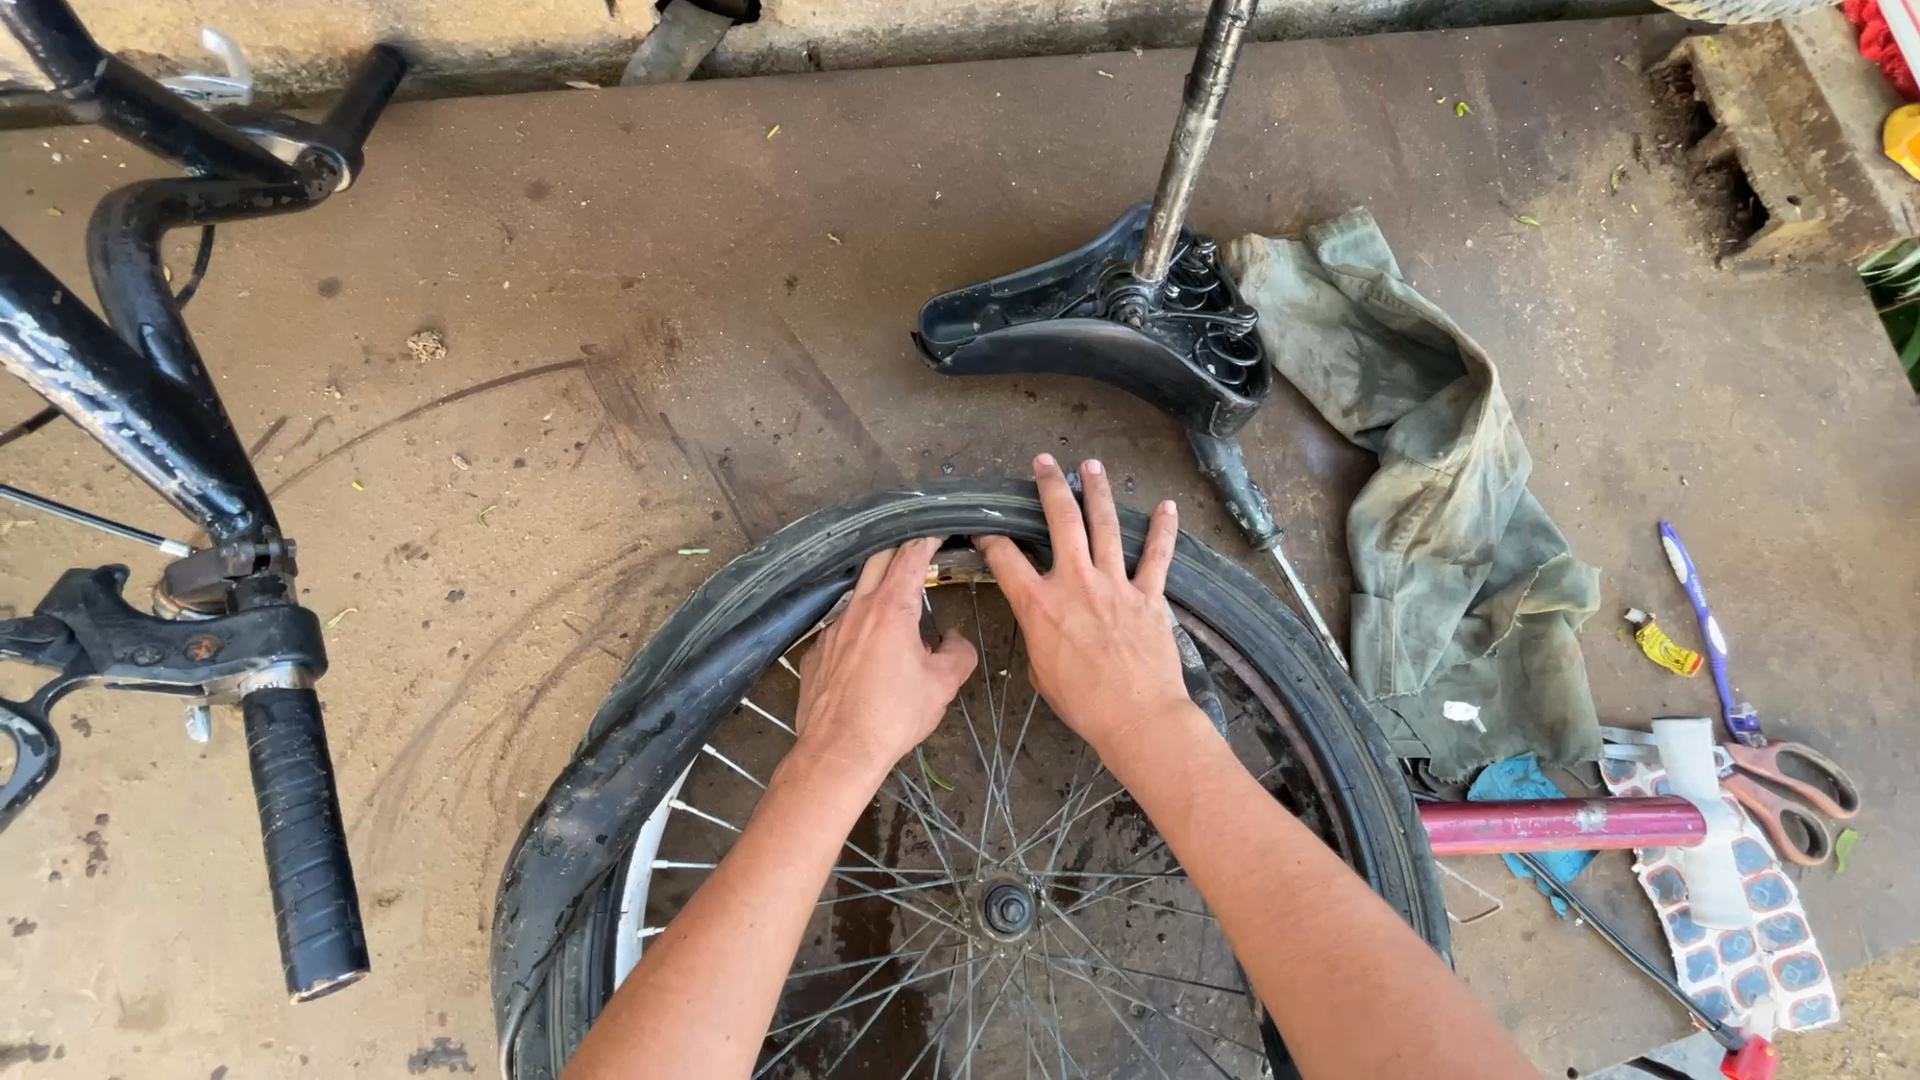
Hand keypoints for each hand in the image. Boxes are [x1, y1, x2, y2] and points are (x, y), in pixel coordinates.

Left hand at [791, 537, 977, 784]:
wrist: (839, 751)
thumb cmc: (893, 716)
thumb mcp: (942, 685)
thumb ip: (958, 653)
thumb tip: (954, 640)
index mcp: (890, 608)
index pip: (911, 556)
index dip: (928, 538)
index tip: (938, 530)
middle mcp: (857, 609)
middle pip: (878, 560)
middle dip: (900, 550)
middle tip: (919, 554)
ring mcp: (832, 629)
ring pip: (856, 593)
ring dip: (878, 589)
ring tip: (897, 607)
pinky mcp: (816, 652)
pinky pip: (840, 626)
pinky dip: (859, 625)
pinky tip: (868, 651)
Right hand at [974, 454, 1189, 756]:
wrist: (1137, 717)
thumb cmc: (1082, 702)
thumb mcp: (1042, 672)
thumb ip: (1040, 637)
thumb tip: (1046, 626)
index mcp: (1040, 604)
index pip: (1006, 559)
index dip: (991, 538)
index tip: (986, 527)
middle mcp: (1075, 582)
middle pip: (1061, 521)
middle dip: (1050, 486)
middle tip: (1045, 462)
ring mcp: (1115, 584)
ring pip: (1105, 526)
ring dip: (1098, 492)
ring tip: (1092, 465)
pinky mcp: (1149, 595)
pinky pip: (1158, 556)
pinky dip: (1163, 530)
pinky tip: (1167, 506)